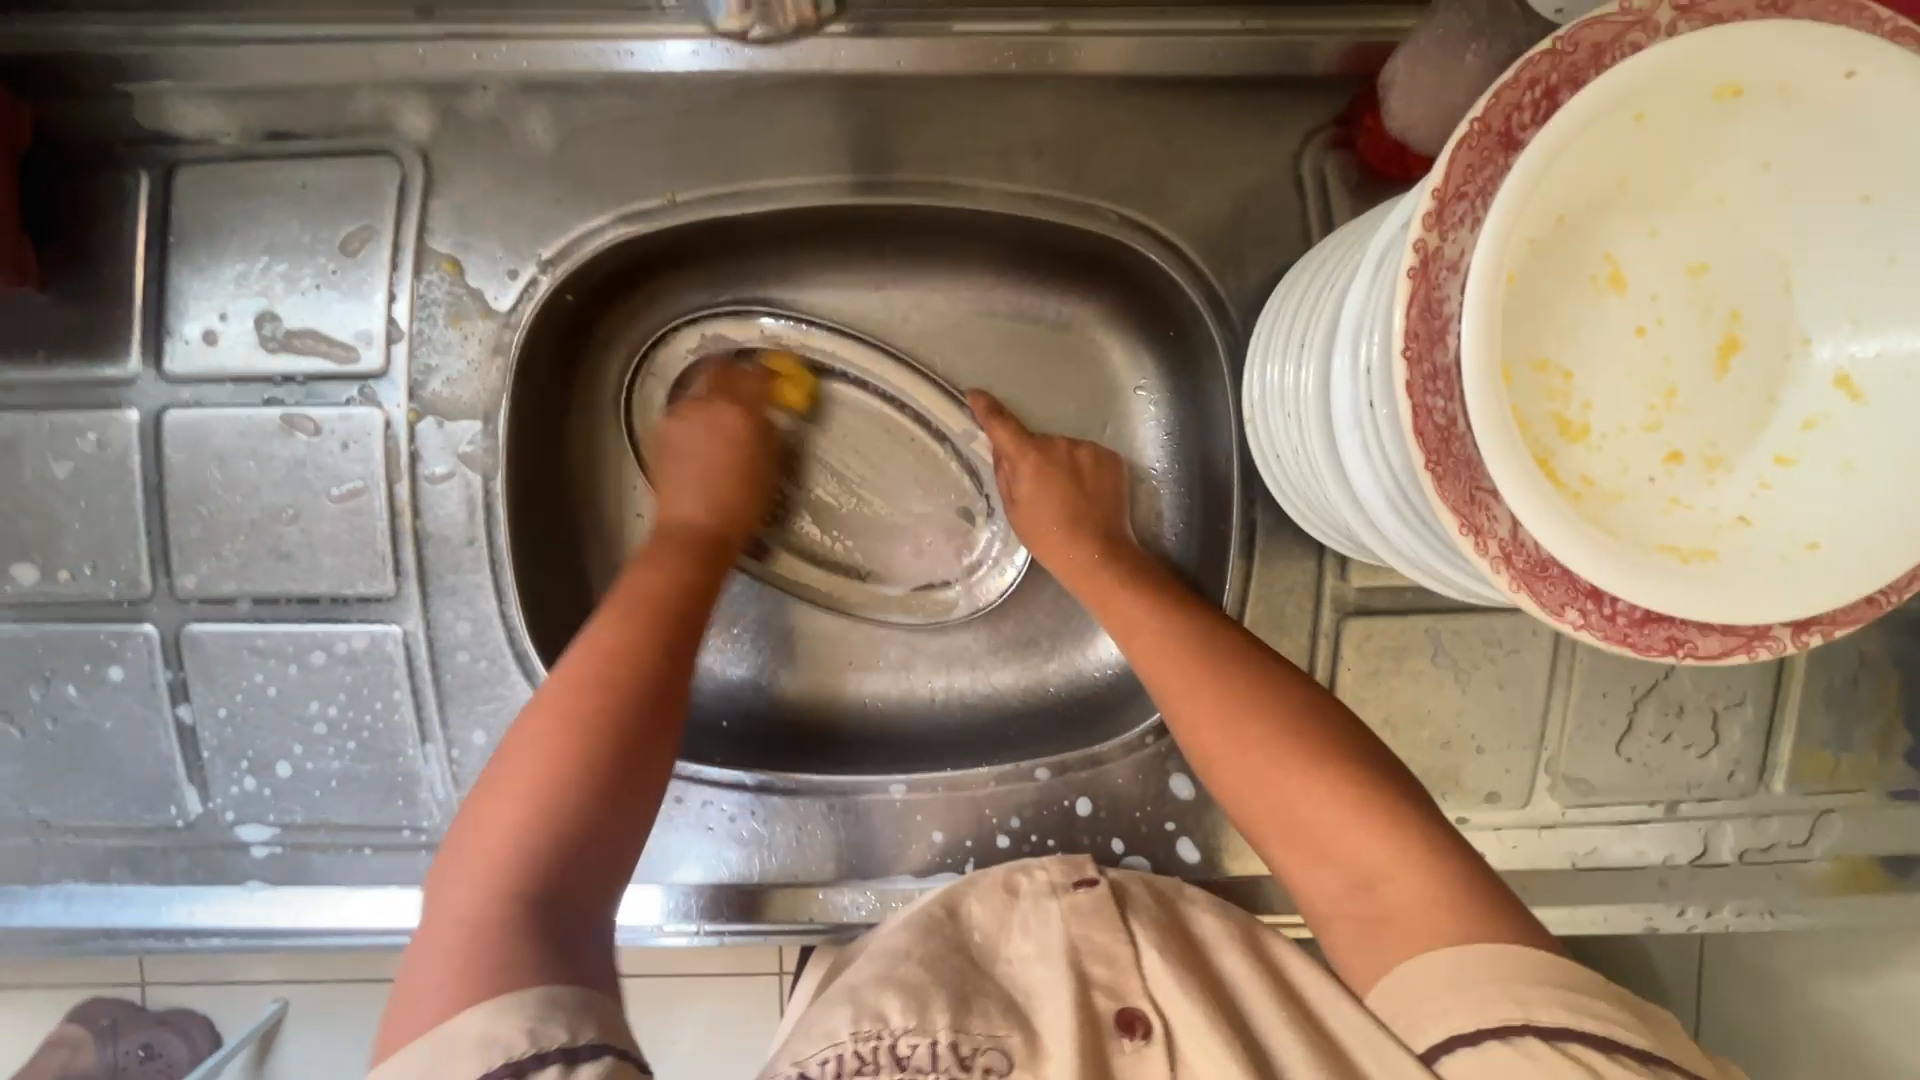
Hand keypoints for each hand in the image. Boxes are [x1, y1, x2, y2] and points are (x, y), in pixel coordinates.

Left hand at [646, 359, 778, 551]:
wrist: (694, 529)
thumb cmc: (743, 503)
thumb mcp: (770, 465)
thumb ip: (768, 430)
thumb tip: (764, 415)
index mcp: (740, 409)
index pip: (756, 374)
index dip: (768, 372)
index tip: (774, 378)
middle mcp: (705, 403)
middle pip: (720, 370)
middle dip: (735, 374)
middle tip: (746, 388)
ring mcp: (678, 416)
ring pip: (699, 393)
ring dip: (712, 399)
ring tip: (721, 422)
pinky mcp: (660, 432)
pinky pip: (683, 414)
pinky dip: (696, 419)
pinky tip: (701, 441)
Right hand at [967, 389, 1141, 588]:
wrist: (1098, 554)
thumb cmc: (1048, 538)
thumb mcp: (1014, 510)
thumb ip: (1005, 473)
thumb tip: (1002, 449)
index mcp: (1029, 456)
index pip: (1001, 423)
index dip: (986, 407)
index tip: (975, 395)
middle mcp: (1059, 443)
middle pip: (1039, 443)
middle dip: (1036, 460)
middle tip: (1042, 493)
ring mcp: (1088, 448)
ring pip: (1066, 451)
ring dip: (1063, 466)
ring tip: (1070, 499)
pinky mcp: (1111, 457)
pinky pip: (1089, 458)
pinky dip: (1086, 472)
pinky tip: (1089, 496)